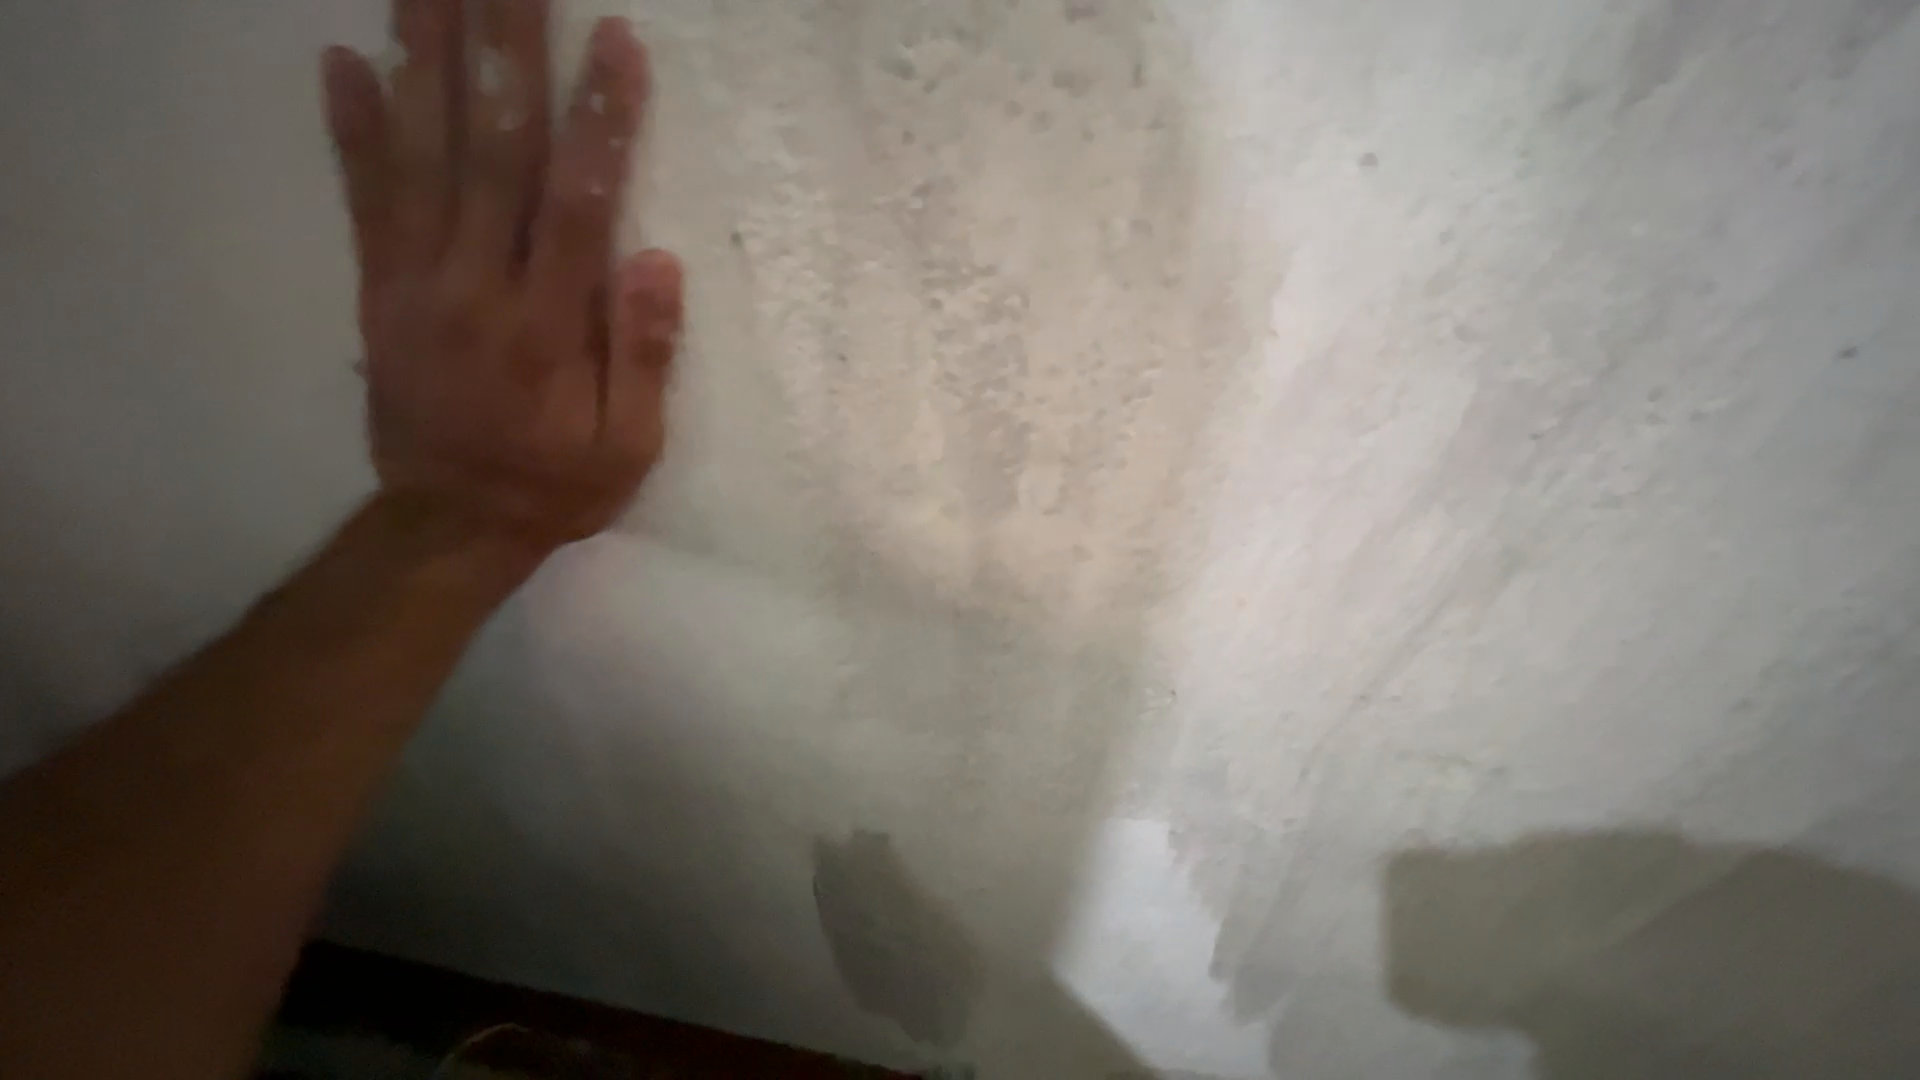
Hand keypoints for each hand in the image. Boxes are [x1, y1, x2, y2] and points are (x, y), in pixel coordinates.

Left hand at [321, 0, 681, 553]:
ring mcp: (418, 283)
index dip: (600, 120)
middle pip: (492, 151)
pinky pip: (363, 200)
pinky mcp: (380, 292)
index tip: (615, 43)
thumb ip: (643, 354)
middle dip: (505, 52)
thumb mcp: (631, 445)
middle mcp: (477, 287)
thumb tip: (658, 261)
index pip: (578, 203)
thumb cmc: (559, 485)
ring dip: (427, 58)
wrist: (452, 523)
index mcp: (549, 325)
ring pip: (423, 155)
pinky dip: (352, 129)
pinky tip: (343, 59)